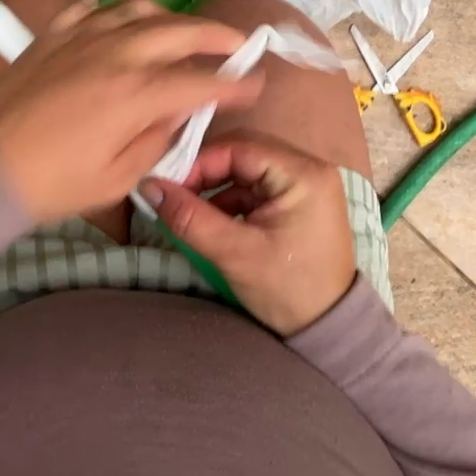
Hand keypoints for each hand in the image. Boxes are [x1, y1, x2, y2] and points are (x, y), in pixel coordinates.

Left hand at [0, 0, 262, 223]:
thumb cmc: (49, 184)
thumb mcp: (115, 179)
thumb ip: (157, 140)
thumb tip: (178, 113)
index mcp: (136, 94)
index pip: (202, 80)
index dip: (235, 83)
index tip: (255, 84)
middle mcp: (116, 53)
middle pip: (181, 30)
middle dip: (217, 36)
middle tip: (236, 45)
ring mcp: (82, 37)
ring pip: (140, 9)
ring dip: (170, 18)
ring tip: (182, 34)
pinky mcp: (53, 35)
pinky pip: (96, 10)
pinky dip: (120, 16)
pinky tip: (122, 31)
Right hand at [141, 134, 356, 335]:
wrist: (327, 329)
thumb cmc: (287, 289)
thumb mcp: (233, 253)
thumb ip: (189, 218)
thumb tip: (147, 186)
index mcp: (304, 174)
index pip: (239, 147)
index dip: (199, 162)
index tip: (167, 186)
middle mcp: (310, 169)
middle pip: (243, 152)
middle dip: (205, 172)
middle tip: (174, 194)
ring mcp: (305, 185)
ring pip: (247, 169)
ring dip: (215, 186)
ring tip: (189, 211)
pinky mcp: (297, 202)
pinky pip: (255, 187)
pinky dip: (229, 199)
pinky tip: (212, 220)